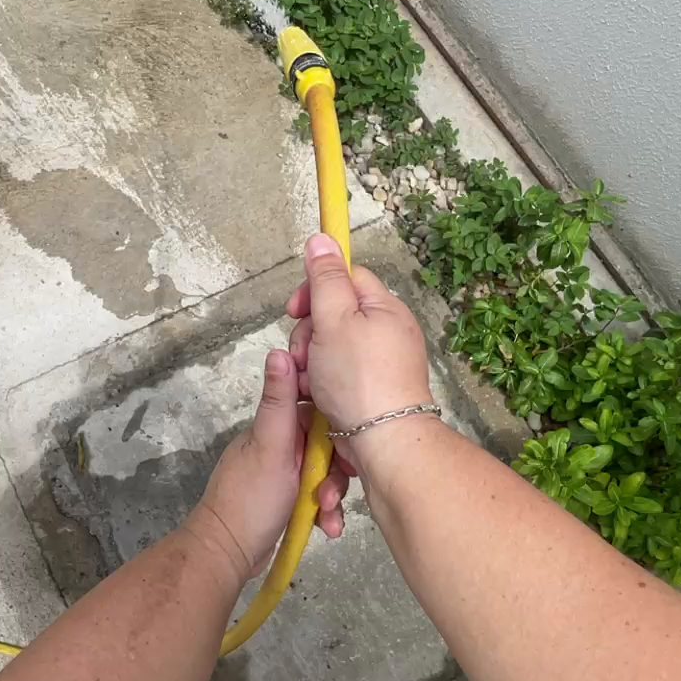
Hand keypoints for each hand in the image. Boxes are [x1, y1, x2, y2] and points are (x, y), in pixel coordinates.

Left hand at [187, 349, 353, 583]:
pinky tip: (327, 529)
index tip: (353, 445)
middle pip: (328, 447)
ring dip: (333, 498)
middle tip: (333, 494)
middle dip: (338, 473)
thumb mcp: (271, 445)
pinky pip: (317, 498)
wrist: (228, 552)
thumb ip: (279, 401)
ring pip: (325, 475)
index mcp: (276, 427)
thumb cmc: (252, 496)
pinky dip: (325, 513)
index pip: (319, 412)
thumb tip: (280, 350)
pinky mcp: (289, 499)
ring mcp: (285, 473)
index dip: (340, 427)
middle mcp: (281, 445)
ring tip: (328, 517)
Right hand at [286, 234, 434, 467]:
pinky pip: (337, 374)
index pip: (345, 278)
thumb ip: (325, 279)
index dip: (314, 289)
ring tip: (306, 381)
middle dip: (308, 333)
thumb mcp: (335, 319)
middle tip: (304, 354)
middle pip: (333, 315)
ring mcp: (379, 363)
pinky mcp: (370, 390)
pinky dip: (319, 383)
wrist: (384, 441)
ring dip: (308, 361)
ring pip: (330, 348)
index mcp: (384, 308)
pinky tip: (312, 396)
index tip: (294, 310)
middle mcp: (386, 332)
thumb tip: (322, 238)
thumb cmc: (361, 380)